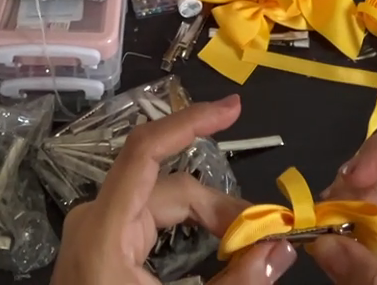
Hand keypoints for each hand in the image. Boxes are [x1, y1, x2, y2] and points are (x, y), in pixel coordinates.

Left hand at [52, 95, 296, 284]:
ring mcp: (95, 231)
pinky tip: (216, 245)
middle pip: (168, 188)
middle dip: (220, 205)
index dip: (190, 121)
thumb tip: (281, 247)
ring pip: (163, 205)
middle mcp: (95, 217)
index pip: (146, 150)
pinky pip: (151, 223)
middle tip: (267, 232)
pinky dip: (186, 231)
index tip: (233, 108)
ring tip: (247, 242)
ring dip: (207, 219)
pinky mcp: (102, 246)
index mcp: (104, 229)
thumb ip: (235, 282)